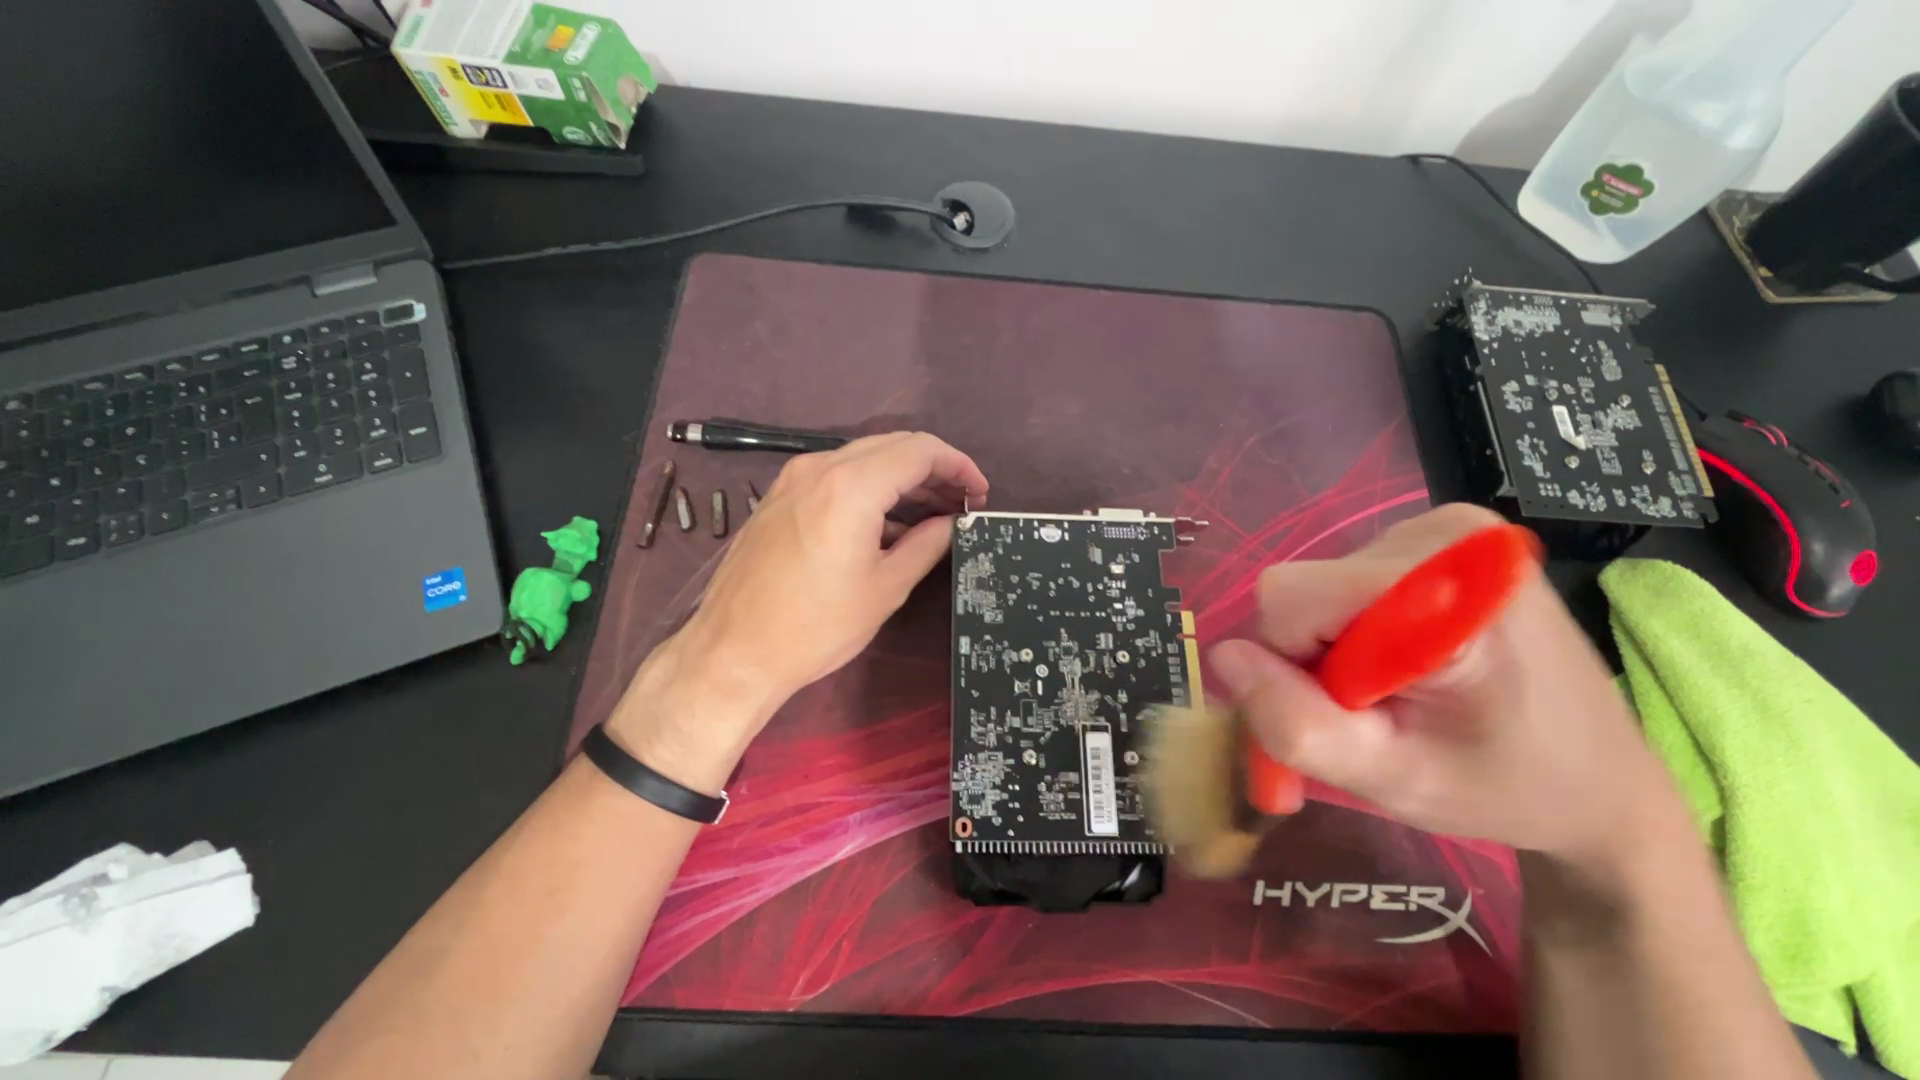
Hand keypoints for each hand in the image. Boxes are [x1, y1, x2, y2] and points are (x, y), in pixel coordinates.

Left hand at [608, 432, 987, 790]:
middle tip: (961, 504)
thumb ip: (927, 544)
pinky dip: (870, 489)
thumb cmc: (816, 625)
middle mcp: (820, 467)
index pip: (920, 450)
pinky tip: (887, 525)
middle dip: (933, 469)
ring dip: (901, 478)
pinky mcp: (779, 498)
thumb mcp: (886, 587)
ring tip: (933, 514)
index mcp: (852, 485)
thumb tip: (952, 522)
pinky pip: (836, 477)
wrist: (734, 651)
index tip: (980, 494)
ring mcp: (793, 480)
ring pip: (863, 459)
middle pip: (892, 446)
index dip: (959, 465)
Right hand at [1207, 503, 1678, 866]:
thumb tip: (1224, 657)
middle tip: (1382, 712)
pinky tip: (1413, 663)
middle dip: (1318, 658)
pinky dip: (1359, 629)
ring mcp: (1448, 527)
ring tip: (1406, 692)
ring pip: (1319, 586)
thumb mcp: (1391, 780)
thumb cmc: (1505, 787)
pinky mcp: (1443, 537)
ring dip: (1339, 647)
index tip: (1355, 713)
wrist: (1603, 781)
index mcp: (1447, 582)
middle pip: (1304, 590)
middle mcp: (1447, 531)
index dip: (1297, 666)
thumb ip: (1296, 723)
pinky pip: (1346, 580)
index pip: (1292, 599)